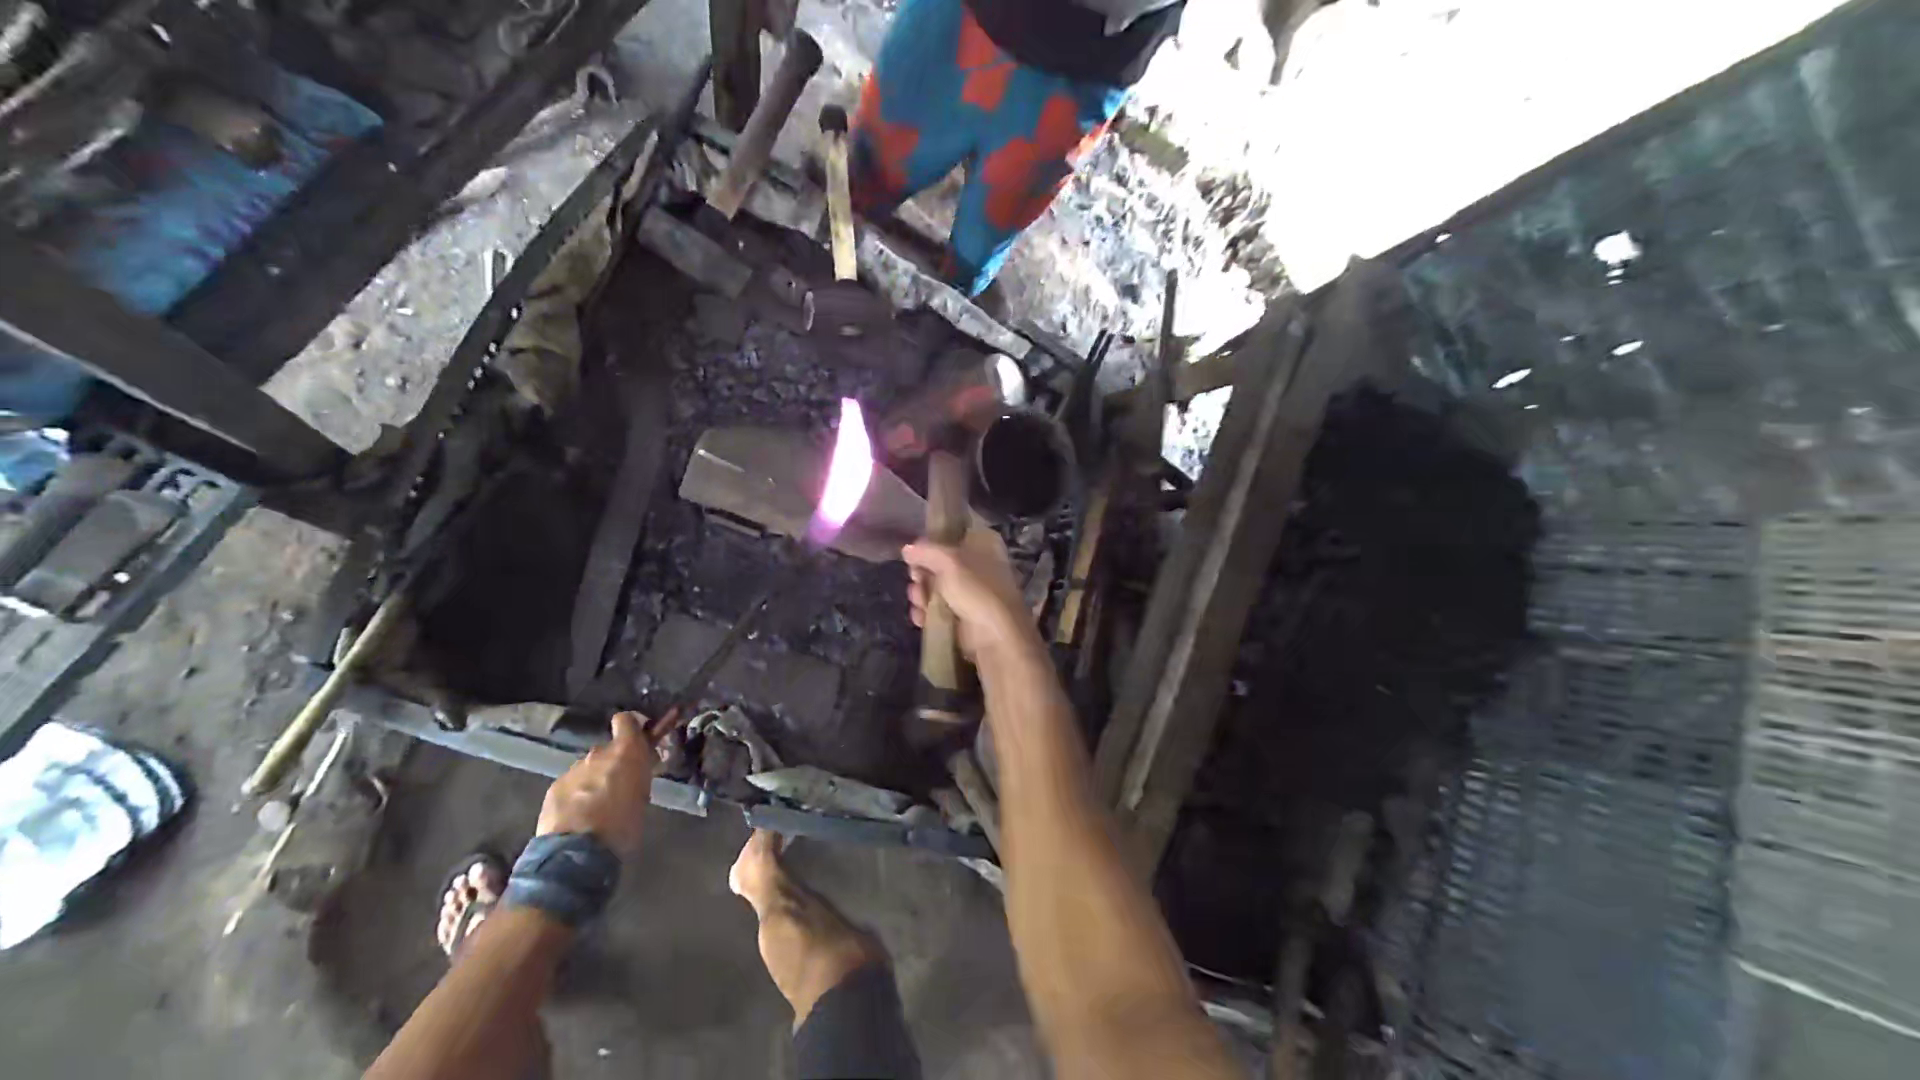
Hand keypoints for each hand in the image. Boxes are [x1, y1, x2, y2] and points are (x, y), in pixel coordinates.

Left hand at [535, 710, 668, 857]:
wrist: (577, 853)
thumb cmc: (623, 826)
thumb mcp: (643, 796)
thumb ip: (639, 774)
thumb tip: (638, 767)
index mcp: (625, 752)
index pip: (626, 720)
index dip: (632, 727)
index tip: (638, 742)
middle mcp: (598, 754)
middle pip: (607, 750)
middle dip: (613, 764)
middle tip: (619, 787)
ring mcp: (572, 770)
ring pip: (587, 769)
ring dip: (593, 780)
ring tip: (596, 808)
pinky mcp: (554, 788)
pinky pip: (571, 785)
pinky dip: (576, 795)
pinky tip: (578, 817)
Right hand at [902, 529, 1036, 662]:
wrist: (995, 637)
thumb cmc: (976, 589)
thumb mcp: (948, 561)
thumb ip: (925, 551)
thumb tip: (907, 549)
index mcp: (985, 544)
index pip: (954, 534)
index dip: (933, 541)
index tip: (916, 550)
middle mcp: (979, 566)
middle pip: (941, 563)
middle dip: (924, 572)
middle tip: (916, 578)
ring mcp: (971, 593)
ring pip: (937, 588)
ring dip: (922, 594)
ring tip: (919, 601)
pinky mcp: (963, 618)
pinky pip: (938, 610)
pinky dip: (927, 613)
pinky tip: (921, 617)